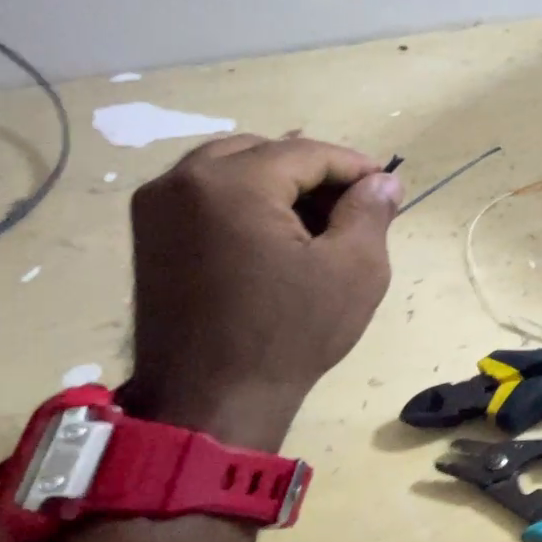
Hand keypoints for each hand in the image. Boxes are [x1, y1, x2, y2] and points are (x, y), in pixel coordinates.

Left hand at [122, 136, 401, 449]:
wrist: (214, 391)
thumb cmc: (294, 330)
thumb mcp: (355, 269)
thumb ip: (370, 213)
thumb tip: (384, 180)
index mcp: (232, 183)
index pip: (306, 152)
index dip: (355, 166)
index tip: (390, 188)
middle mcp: (183, 180)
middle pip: (262, 151)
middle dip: (315, 171)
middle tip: (357, 205)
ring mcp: (158, 206)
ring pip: (230, 168)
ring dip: (279, 183)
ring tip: (321, 222)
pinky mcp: (151, 233)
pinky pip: (207, 194)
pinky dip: (248, 201)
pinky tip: (280, 236)